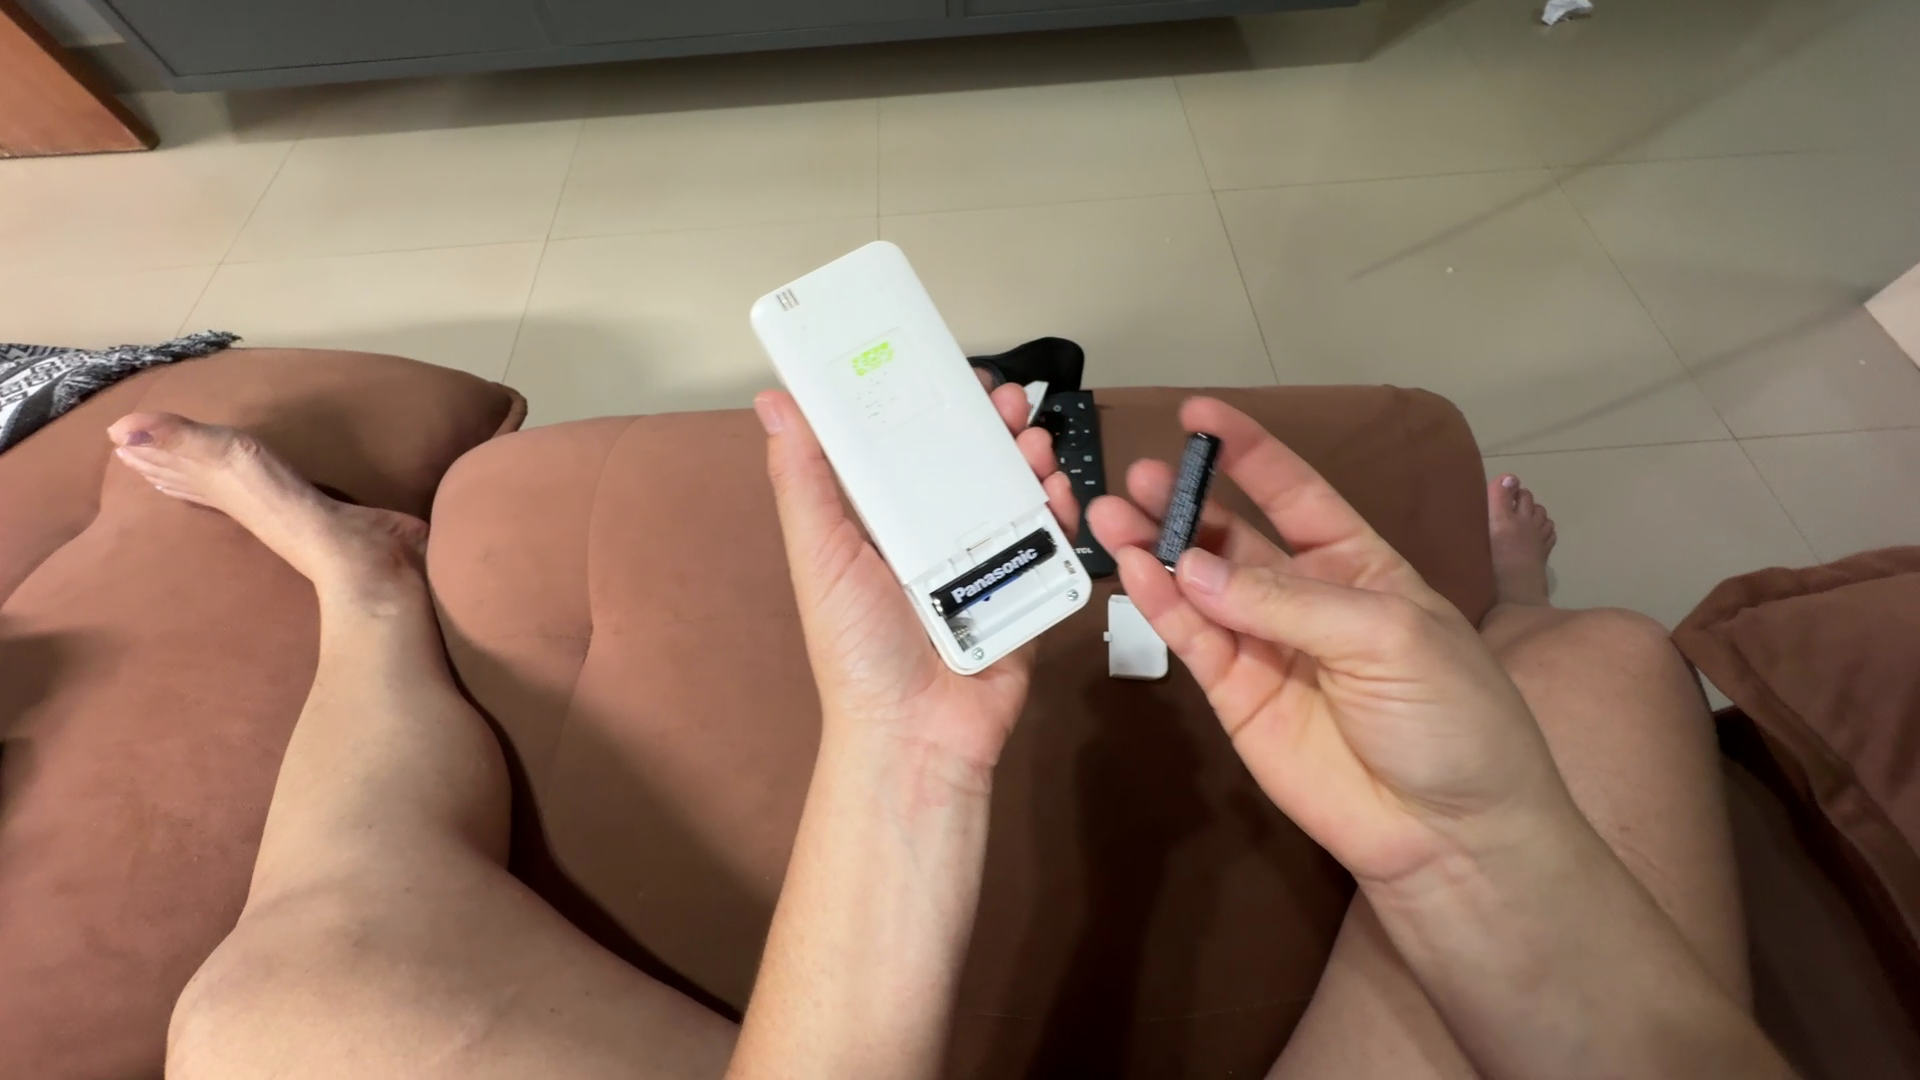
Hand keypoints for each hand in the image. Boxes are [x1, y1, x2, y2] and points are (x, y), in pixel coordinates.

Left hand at [756, 384, 1079, 784]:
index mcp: (883, 524)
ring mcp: (982, 562)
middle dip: (988, 426)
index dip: (924, 406)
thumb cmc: (859, 648)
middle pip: (966, 465)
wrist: (918, 734)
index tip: (943, 372)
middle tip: (1004, 399)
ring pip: (1012, 494)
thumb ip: (804, 481)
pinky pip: (1046, 541)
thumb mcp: (822, 556)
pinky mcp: (1022, 590)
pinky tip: (1057, 489)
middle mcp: (933, 537)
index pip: (905, 450)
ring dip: (1027, 458)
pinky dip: (1058, 511)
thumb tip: (774, 401)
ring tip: (1033, 439)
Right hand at [1086, 397, 1577, 887]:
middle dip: (1184, 502)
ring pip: (1198, 584)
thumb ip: (1285, 600)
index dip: (1248, 452)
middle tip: (1136, 475)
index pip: (1294, 492)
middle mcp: (1302, 596)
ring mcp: (1261, 643)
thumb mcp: (1388, 636)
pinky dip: (1161, 605)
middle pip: (1231, 536)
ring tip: (1111, 515)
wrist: (1446, 833)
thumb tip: (1192, 567)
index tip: (1198, 415)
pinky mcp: (1232, 690)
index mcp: (1358, 564)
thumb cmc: (1450, 716)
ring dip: (1155, 548)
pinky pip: (1191, 638)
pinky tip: (1133, 571)